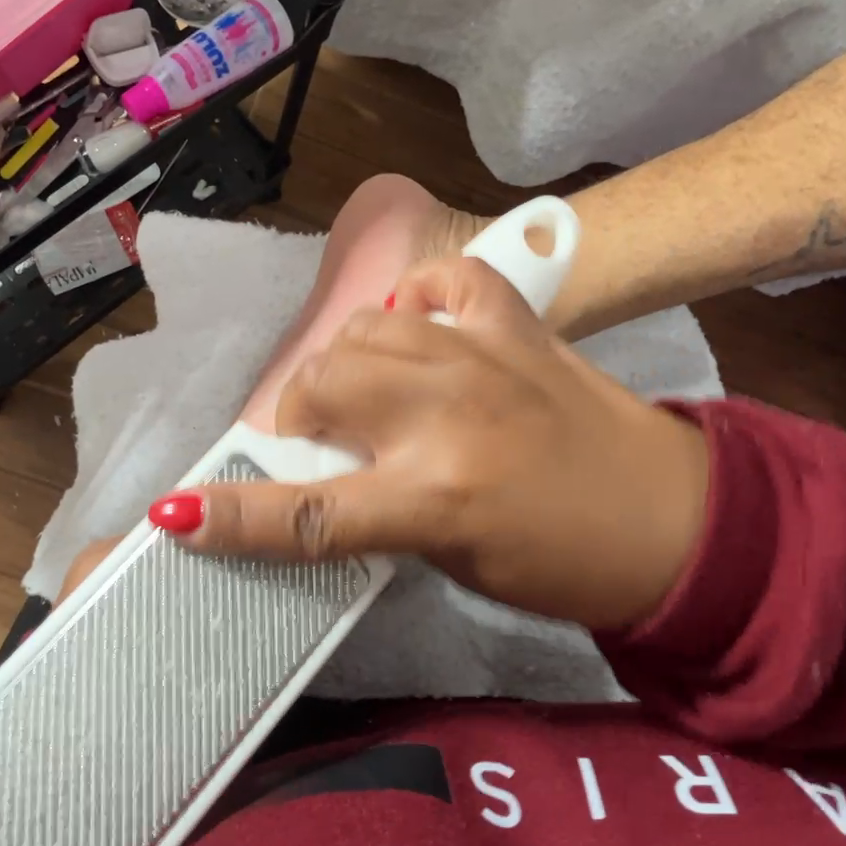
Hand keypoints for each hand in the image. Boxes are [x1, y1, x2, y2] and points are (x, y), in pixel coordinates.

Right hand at [146, 257, 711, 630]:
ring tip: (372, 391)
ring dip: (349, 363)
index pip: (307, 512)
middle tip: (322, 439)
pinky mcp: (519, 325)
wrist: (671, 519)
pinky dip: (420, 302)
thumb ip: (380, 513)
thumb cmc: (560, 565)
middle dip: (301, 413)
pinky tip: (423, 330)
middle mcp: (448, 418)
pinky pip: (445, 280)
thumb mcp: (454, 559)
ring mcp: (483, 359)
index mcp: (434, 500)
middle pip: (322, 385)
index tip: (174, 516)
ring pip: (365, 329)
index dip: (233, 518)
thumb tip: (319, 477)